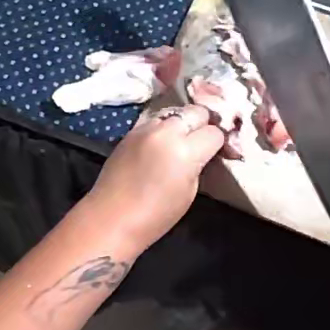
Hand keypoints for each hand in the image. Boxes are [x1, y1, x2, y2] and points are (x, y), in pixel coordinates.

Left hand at [85, 105, 225, 247]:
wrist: (112, 218)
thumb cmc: (156, 215)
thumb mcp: (190, 191)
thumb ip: (198, 164)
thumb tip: (203, 153)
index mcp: (185, 150)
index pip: (214, 132)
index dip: (218, 143)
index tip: (216, 153)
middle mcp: (166, 132)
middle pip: (196, 112)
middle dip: (203, 124)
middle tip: (201, 142)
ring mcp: (145, 128)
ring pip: (174, 113)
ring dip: (181, 124)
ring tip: (180, 142)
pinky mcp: (130, 131)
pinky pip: (155, 121)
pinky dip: (162, 129)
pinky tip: (160, 146)